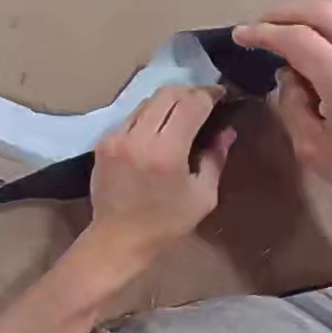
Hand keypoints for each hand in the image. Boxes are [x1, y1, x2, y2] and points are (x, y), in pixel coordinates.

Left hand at [86, 86, 236, 265]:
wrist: (118, 239)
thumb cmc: (166, 224)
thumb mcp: (202, 196)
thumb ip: (216, 158)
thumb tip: (227, 131)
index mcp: (166, 152)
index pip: (191, 104)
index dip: (209, 94)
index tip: (221, 96)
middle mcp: (139, 138)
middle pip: (168, 93)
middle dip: (190, 92)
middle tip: (204, 101)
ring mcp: (117, 138)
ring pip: (147, 102)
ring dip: (168, 102)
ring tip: (182, 114)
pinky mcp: (104, 142)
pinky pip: (131, 117)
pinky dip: (149, 117)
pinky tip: (158, 131)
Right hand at [234, 1, 331, 224]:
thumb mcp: (312, 148)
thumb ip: (292, 106)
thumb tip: (289, 77)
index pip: (297, 39)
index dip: (264, 33)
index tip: (242, 34)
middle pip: (322, 12)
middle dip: (285, 13)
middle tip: (261, 24)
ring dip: (312, 11)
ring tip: (290, 24)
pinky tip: (324, 37)